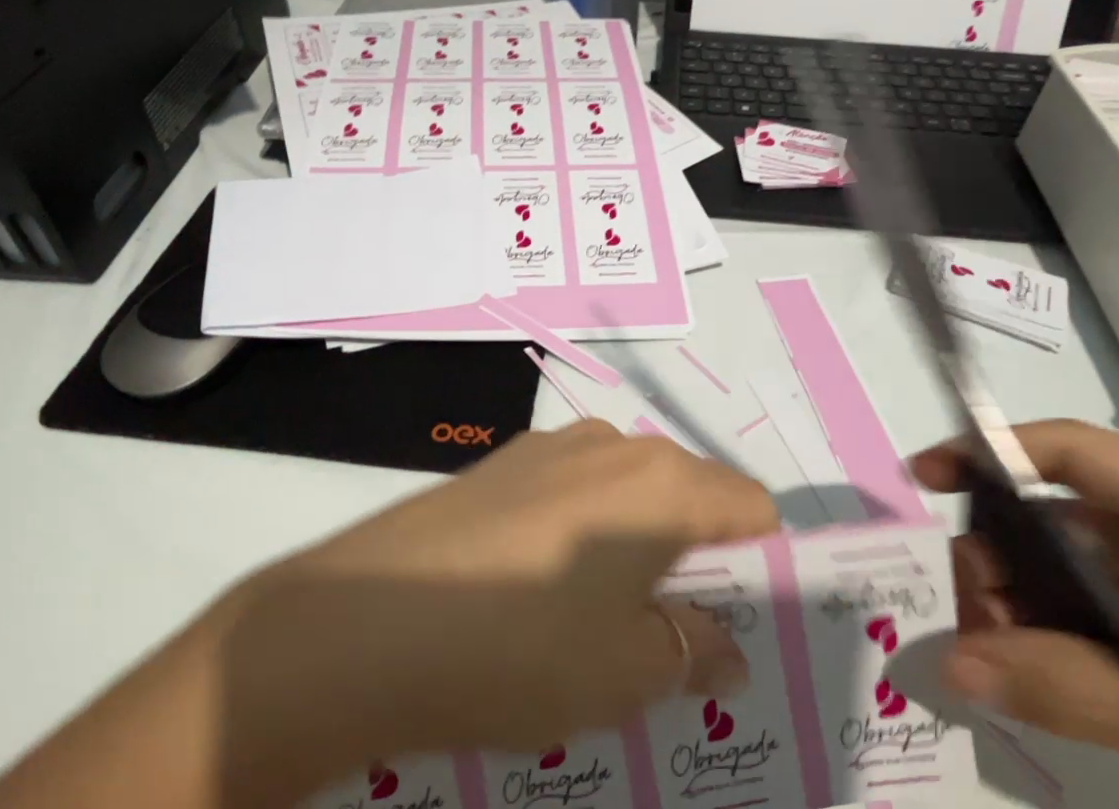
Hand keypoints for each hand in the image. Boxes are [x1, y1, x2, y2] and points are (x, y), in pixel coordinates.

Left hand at [0, 421, 777, 808]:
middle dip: (697, 564)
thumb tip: (729, 647)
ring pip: (625, 498)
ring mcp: (546, 451)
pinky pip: (569, 499)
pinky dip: (579, 541)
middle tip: (677, 642)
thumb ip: (694, 650)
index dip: (765, 564)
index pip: (752, 506)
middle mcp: (612, 447)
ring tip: (600, 627)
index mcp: (662, 484)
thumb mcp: (625, 671)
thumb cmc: (515, 650)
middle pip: (689, 496)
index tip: (747, 624)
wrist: (354, 626)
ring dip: (634, 554)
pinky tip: (536, 598)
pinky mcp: (494, 468)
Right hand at [911, 421, 1118, 808]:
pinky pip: (1117, 616)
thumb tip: (947, 666)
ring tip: (1005, 663)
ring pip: (1085, 572)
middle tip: (973, 628)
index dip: (987, 452)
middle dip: (1002, 562)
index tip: (923, 480)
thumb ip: (1065, 685)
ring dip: (1034, 608)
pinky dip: (1074, 640)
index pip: (1069, 449)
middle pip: (1063, 516)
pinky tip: (1054, 680)